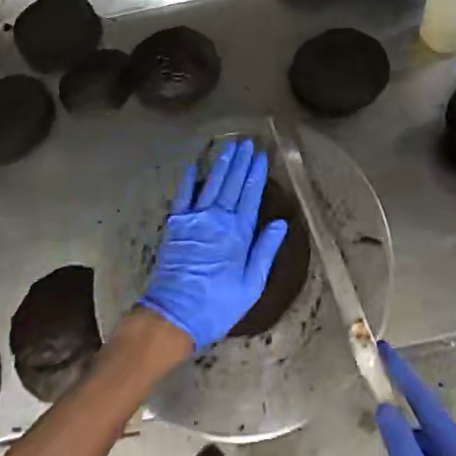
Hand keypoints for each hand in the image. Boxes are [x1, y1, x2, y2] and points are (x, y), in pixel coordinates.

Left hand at [138, 138, 289, 351]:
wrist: (175, 313)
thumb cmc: (218, 304)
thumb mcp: (251, 284)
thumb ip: (265, 250)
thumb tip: (281, 223)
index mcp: (238, 233)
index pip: (250, 195)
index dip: (256, 174)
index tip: (262, 156)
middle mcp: (217, 218)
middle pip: (232, 183)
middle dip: (241, 161)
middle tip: (248, 142)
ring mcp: (194, 218)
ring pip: (211, 183)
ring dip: (221, 163)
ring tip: (230, 146)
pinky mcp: (174, 223)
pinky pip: (183, 195)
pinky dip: (189, 179)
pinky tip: (194, 166)